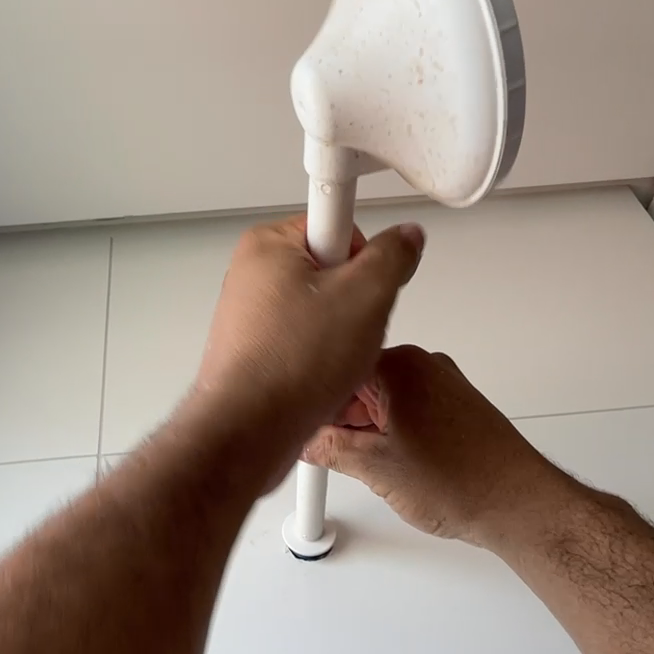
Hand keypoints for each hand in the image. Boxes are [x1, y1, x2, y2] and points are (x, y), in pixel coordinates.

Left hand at [191, 217, 424, 462]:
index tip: (370, 273)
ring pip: (321, 312)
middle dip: (355, 302)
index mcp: (269, 245)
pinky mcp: (255, 350)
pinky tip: (321, 378)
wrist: (248, 430)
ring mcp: (251, 315)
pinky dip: (320, 359)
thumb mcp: (367, 297)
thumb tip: (405, 239)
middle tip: (353, 327)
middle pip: (331, 271)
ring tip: (333, 360)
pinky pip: (304, 343)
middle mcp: (253, 275)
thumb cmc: (289, 366)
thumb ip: (393, 256)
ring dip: (341, 336)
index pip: (337, 223)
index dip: (365, 254)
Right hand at [303, 346, 566, 548]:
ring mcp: (442, 385)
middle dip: (337, 418)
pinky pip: (406, 411)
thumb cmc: (464, 481)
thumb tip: (308, 441)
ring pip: (380, 400)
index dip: (311, 404)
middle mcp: (423, 366)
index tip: (297, 427)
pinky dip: (390, 433)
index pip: (334, 371)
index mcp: (400, 365)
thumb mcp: (374, 467)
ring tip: (363, 465)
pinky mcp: (454, 407)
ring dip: (364, 429)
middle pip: (356, 383)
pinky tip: (389, 464)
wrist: (518, 505)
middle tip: (322, 452)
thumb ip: (329, 448)